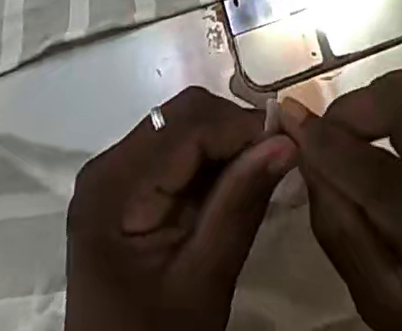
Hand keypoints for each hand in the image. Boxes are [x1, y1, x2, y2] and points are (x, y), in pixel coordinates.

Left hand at [65, 87, 297, 330]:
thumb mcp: (203, 282)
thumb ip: (240, 206)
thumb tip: (286, 142)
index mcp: (114, 184)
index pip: (185, 126)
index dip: (240, 125)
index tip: (293, 142)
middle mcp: (109, 165)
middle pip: (180, 118)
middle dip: (234, 129)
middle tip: (283, 158)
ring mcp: (116, 176)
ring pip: (181, 129)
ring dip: (227, 142)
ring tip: (269, 168)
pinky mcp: (128, 190)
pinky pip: (176, 155)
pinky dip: (213, 161)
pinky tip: (241, 180)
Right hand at [281, 64, 401, 329]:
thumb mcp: (374, 295)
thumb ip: (335, 220)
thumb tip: (300, 143)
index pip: (375, 171)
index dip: (322, 140)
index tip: (286, 116)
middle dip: (354, 107)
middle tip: (330, 133)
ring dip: (379, 95)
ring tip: (360, 128)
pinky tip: (389, 128)